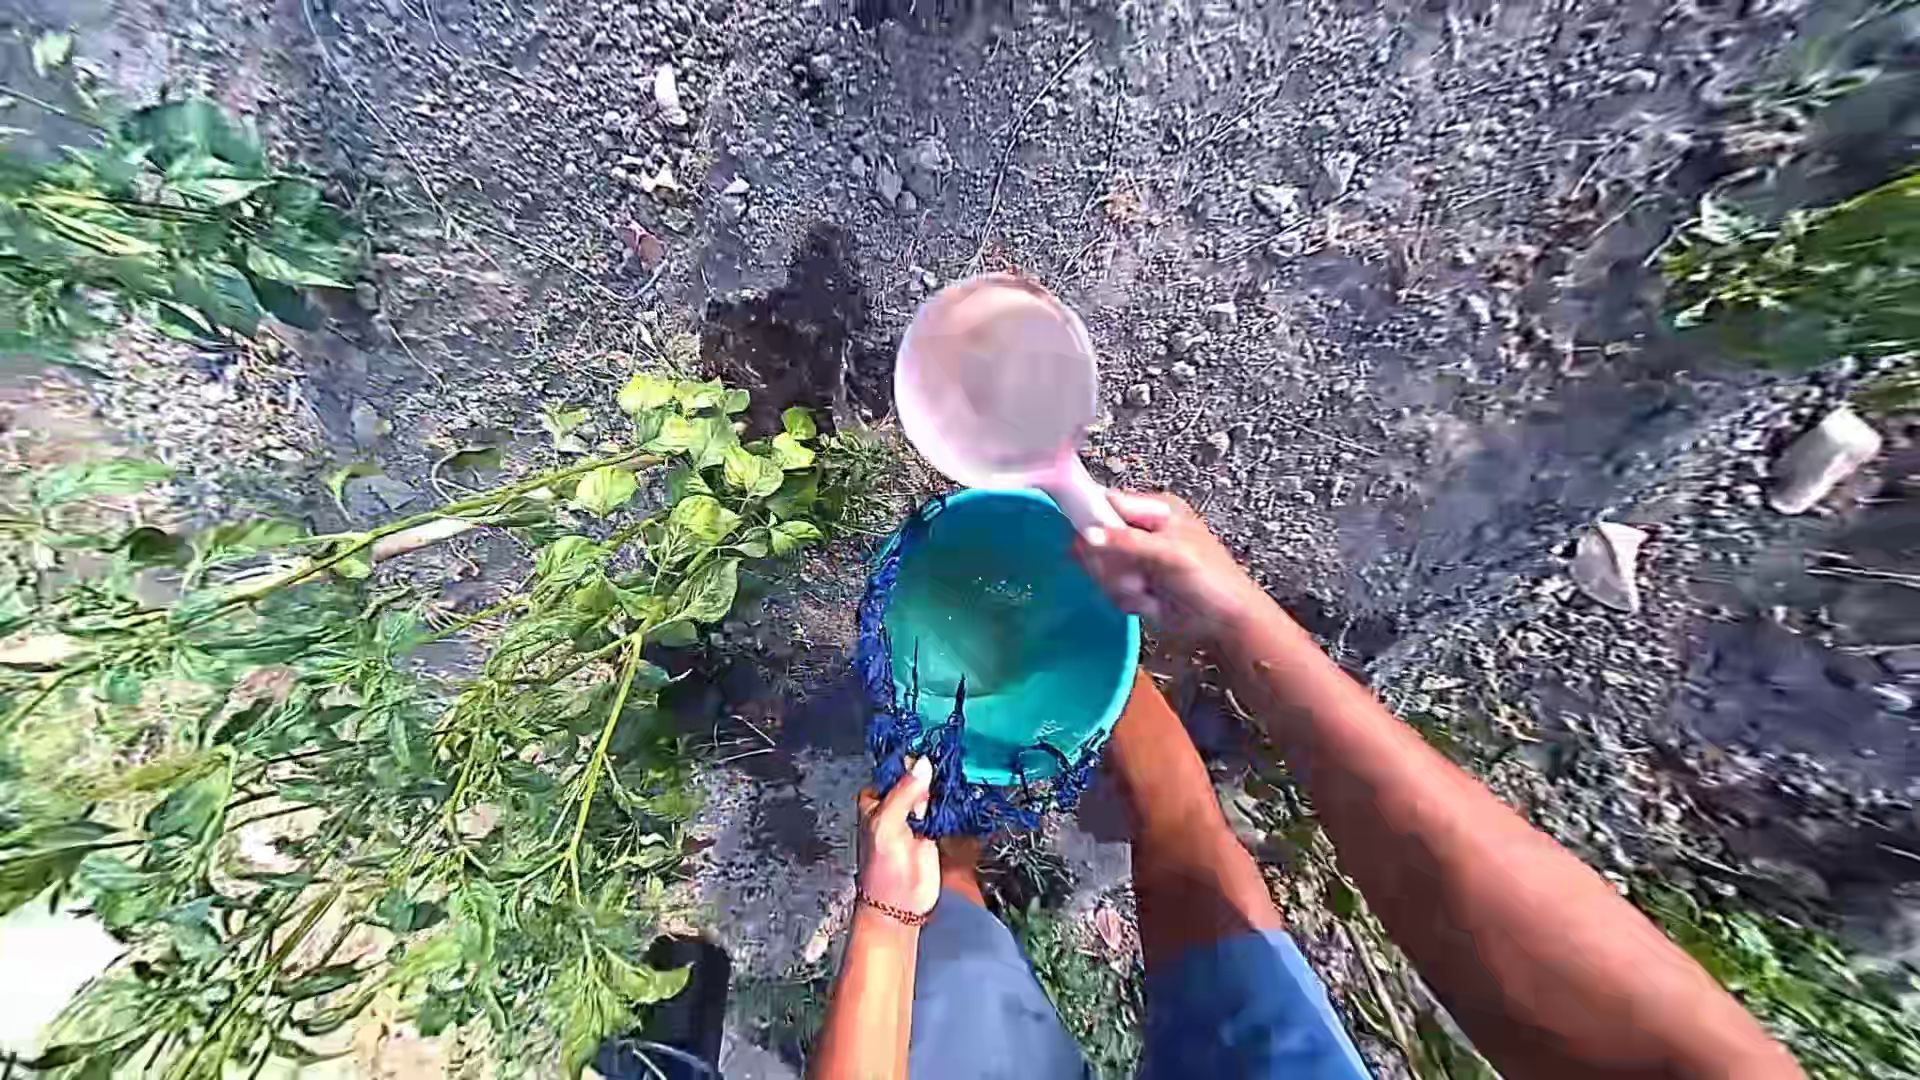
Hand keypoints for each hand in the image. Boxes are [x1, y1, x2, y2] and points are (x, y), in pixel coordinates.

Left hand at [855, 756, 939, 916]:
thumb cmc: (883, 868)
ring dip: (941, 782)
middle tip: (945, 760)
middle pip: (915, 776)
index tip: (929, 747)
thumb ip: (904, 793)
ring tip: (954, 770)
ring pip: (930, 789)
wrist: (901, 907)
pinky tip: (957, 790)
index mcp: (876, 799)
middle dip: (929, 769)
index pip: (894, 769)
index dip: (910, 759)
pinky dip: (949, 799)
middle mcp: (894, 803)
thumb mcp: (887, 825)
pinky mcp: (932, 827)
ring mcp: (914, 815)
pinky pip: (941, 806)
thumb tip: (923, 763)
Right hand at [1072, 490, 1274, 642]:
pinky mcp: (1129, 582)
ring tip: (1148, 588)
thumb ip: (1127, 542)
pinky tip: (1148, 600)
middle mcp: (1140, 530)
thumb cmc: (1209, 579)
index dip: (1093, 519)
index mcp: (1155, 509)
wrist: (1225, 622)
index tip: (1089, 540)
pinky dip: (1125, 597)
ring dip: (1120, 583)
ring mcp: (1132, 557)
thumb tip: (1087, 535)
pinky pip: (1106, 587)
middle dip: (1110, 562)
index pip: (1108, 502)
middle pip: (1095, 537)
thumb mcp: (1170, 554)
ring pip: (1098, 566)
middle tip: (1134, 573)